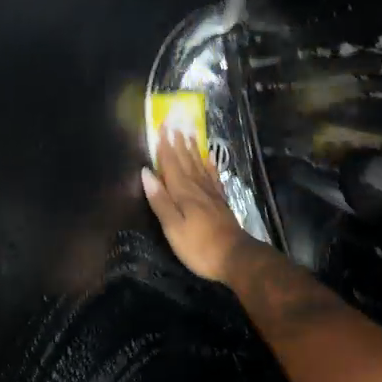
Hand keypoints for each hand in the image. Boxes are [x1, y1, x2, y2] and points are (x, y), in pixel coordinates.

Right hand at [142, 124, 254, 281]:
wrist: (236, 257)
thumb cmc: (199, 245)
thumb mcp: (173, 227)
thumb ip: (160, 200)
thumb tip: (146, 173)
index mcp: (183, 192)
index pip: (171, 164)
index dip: (165, 146)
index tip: (161, 127)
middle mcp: (197, 187)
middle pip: (185, 161)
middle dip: (178, 143)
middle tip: (174, 125)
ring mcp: (211, 193)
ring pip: (199, 165)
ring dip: (192, 149)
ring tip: (189, 134)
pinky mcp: (220, 202)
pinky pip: (213, 176)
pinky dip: (210, 165)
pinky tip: (210, 158)